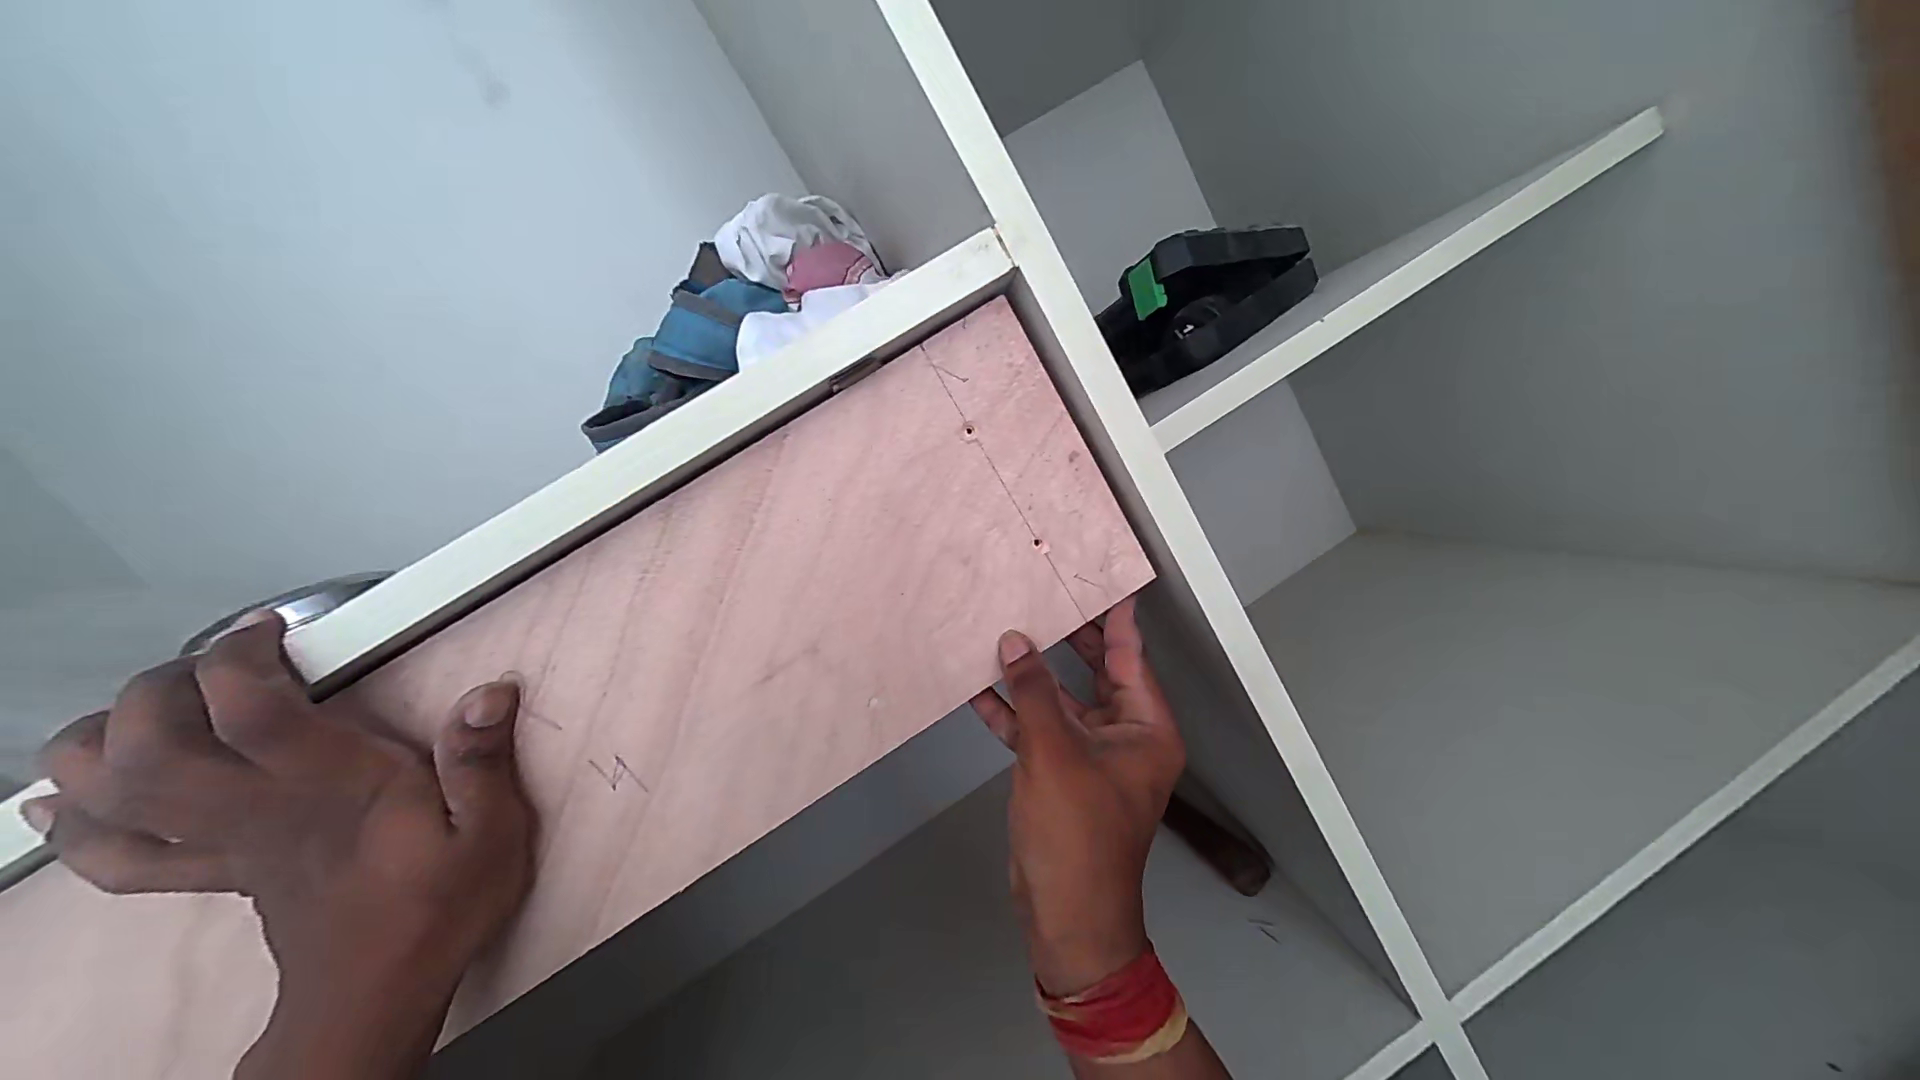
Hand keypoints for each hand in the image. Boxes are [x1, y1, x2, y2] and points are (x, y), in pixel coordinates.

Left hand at [23, 612, 534, 1079]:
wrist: (382, 989)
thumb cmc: (443, 902)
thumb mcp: (492, 830)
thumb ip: (481, 761)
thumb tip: (490, 691)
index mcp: (332, 790)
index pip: (251, 715)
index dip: (240, 659)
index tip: (272, 627)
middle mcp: (260, 811)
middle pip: (151, 746)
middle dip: (163, 686)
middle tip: (224, 657)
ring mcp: (225, 846)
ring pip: (111, 795)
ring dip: (104, 740)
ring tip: (155, 703)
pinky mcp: (216, 872)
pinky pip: (116, 854)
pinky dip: (76, 822)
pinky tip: (66, 798)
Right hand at [970, 595, 1184, 995]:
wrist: (1065, 914)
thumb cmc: (1077, 834)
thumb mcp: (1055, 753)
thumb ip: (1033, 692)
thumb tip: (1016, 640)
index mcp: (1146, 728)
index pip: (1131, 657)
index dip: (1116, 618)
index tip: (1103, 581)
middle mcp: (1124, 736)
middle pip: (1097, 673)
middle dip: (1069, 639)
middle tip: (1046, 596)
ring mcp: (1090, 755)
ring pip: (1061, 700)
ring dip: (1033, 675)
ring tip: (1006, 632)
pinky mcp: (1059, 773)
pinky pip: (1038, 730)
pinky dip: (1013, 712)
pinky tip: (981, 689)